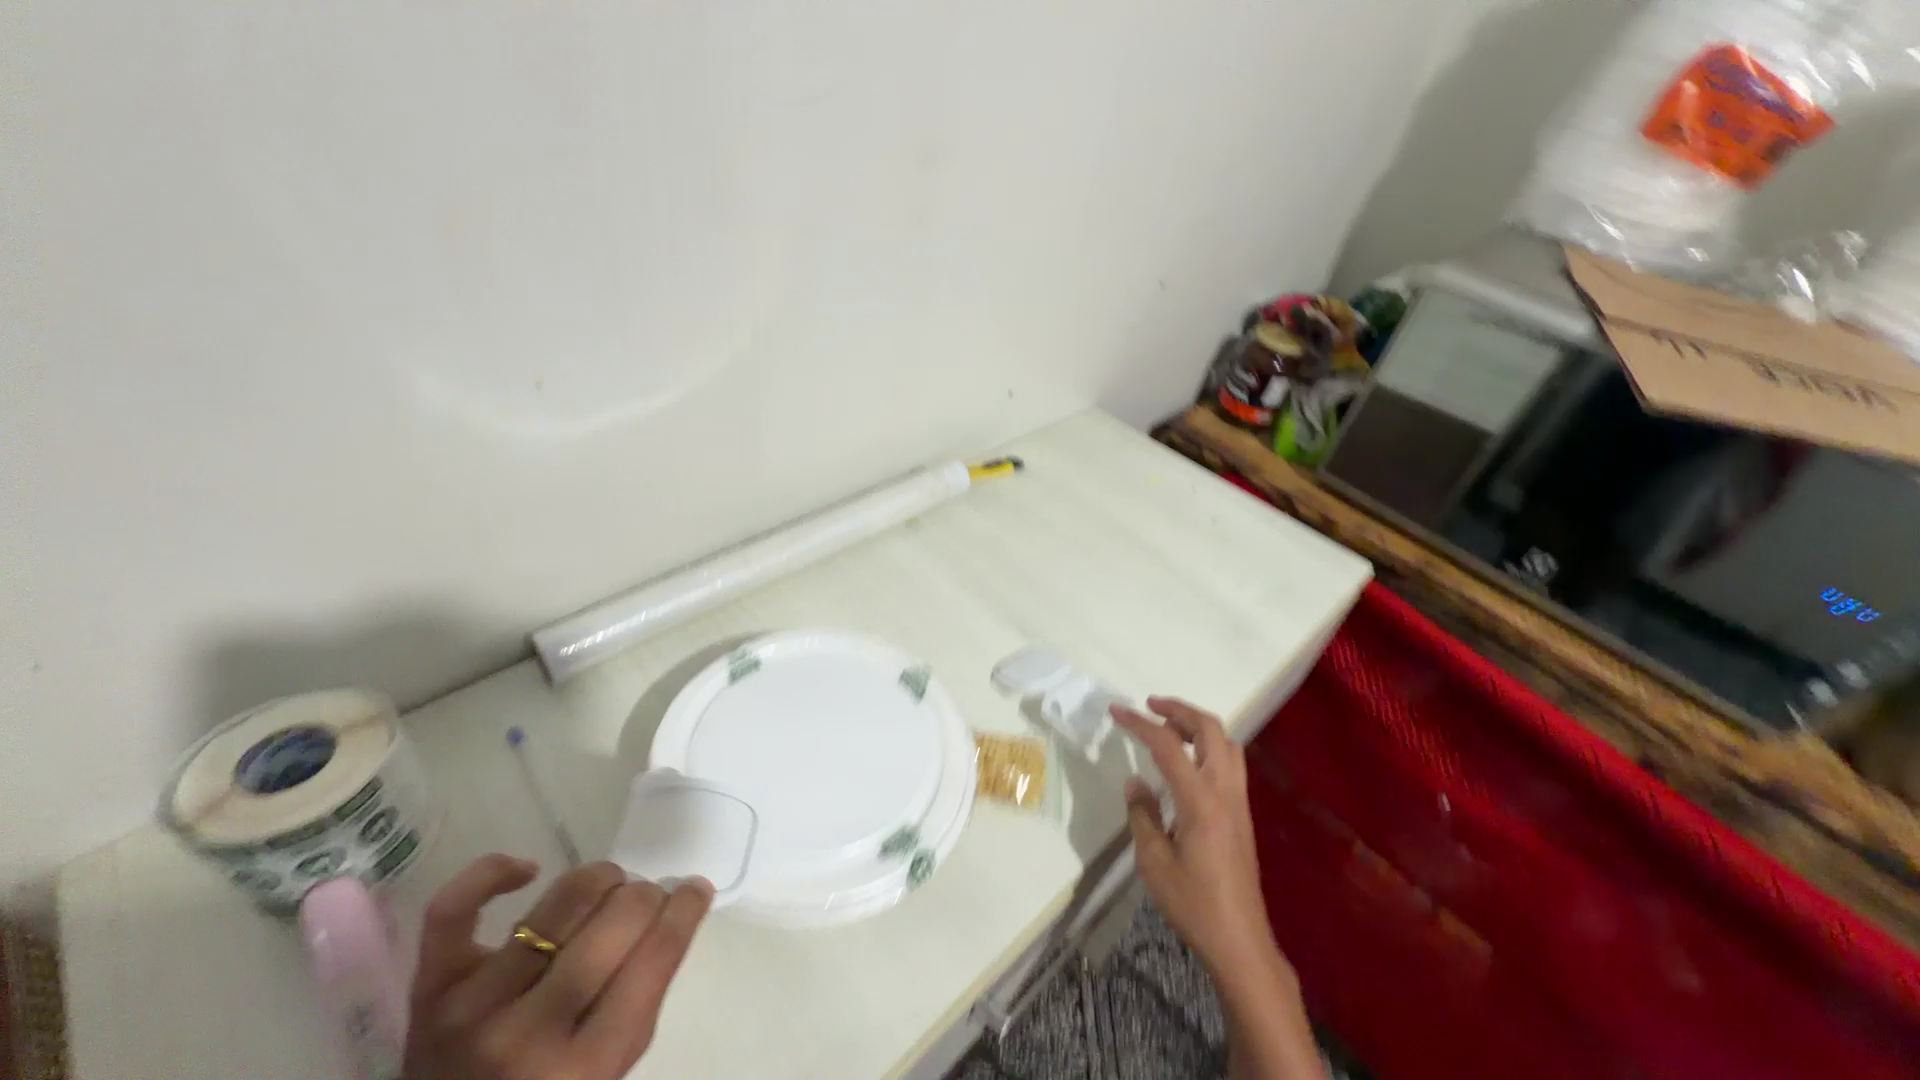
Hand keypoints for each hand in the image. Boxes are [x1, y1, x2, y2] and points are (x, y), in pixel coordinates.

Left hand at [404, 856, 712, 1079]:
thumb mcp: (611, 1068)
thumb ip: (641, 998)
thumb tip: (671, 911)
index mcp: (584, 1067)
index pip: (653, 960)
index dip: (685, 910)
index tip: (695, 888)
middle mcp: (528, 1035)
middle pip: (612, 925)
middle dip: (646, 896)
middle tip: (649, 898)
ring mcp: (473, 1006)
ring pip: (555, 906)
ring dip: (599, 878)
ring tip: (610, 884)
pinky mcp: (430, 986)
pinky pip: (455, 908)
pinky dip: (492, 872)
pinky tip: (529, 869)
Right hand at [1114, 698, 1275, 976]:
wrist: (1238, 938)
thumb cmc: (1192, 903)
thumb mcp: (1153, 861)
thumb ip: (1143, 814)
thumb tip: (1135, 781)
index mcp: (1200, 801)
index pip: (1169, 746)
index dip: (1140, 723)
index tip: (1116, 711)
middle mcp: (1225, 792)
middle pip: (1210, 730)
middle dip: (1179, 710)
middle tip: (1149, 706)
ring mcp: (1239, 802)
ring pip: (1226, 743)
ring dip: (1198, 726)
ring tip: (1168, 728)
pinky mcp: (1242, 814)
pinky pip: (1230, 762)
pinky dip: (1208, 746)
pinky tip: (1186, 761)